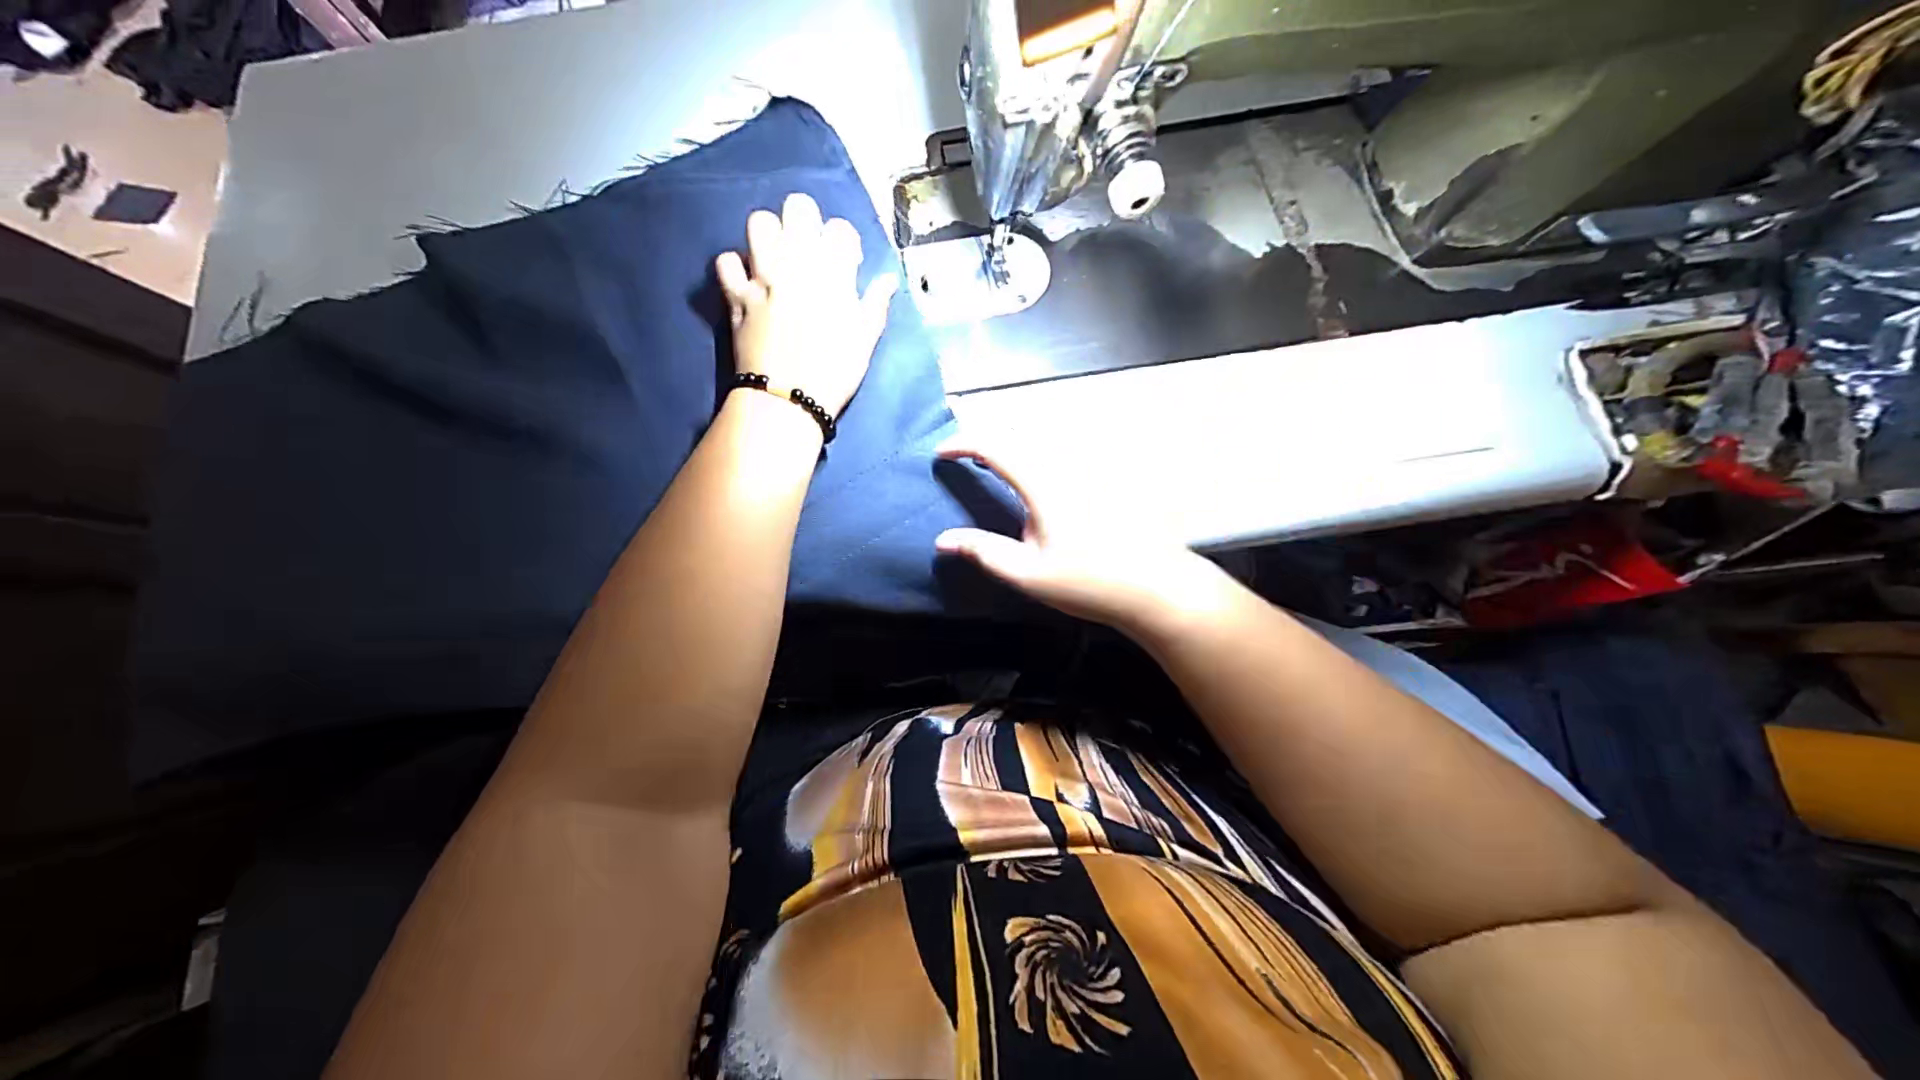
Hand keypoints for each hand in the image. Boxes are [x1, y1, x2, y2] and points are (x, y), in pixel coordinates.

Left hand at [715, 192, 898, 416]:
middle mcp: (797, 263)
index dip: (844, 241)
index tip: (846, 262)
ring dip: (769, 234)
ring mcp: (763, 277)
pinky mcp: (736, 295)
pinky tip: (746, 280)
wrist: (789, 398)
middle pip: (798, 208)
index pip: (840, 229)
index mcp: (834, 272)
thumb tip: (887, 281)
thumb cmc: (835, 372)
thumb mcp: (866, 339)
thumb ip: (875, 303)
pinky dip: (734, 267)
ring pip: (759, 223)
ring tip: (775, 256)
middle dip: (805, 221)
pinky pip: (727, 262)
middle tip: (808, 247)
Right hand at [933, 437, 1236, 633]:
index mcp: (1043, 484)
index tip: (941, 453)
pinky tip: (1037, 471)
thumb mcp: (1028, 574)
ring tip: (993, 460)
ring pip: (1043, 440)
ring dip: (1012, 443)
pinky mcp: (1107, 479)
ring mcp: (1091, 469)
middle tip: (963, 453)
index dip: (962, 443)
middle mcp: (1067, 466)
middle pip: (1018, 434)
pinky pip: (1064, 452)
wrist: (1157, 587)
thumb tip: (942, 539)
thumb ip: (983, 552)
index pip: (994, 446)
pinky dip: (1038, 452)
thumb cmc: (1088, 583)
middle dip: (985, 437)